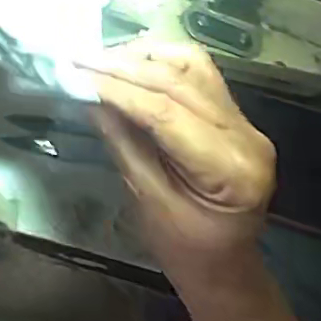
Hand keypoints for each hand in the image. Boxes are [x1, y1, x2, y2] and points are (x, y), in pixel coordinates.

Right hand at [82, 37, 276, 293]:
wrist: (223, 265)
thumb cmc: (184, 246)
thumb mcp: (145, 197)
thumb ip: (120, 138)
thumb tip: (85, 91)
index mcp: (233, 169)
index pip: (165, 111)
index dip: (116, 88)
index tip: (74, 74)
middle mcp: (245, 135)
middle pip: (176, 81)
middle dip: (121, 66)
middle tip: (76, 59)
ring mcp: (242, 119)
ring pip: (187, 63)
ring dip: (139, 55)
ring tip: (98, 59)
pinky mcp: (230, 110)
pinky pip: (192, 68)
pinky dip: (156, 58)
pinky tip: (127, 62)